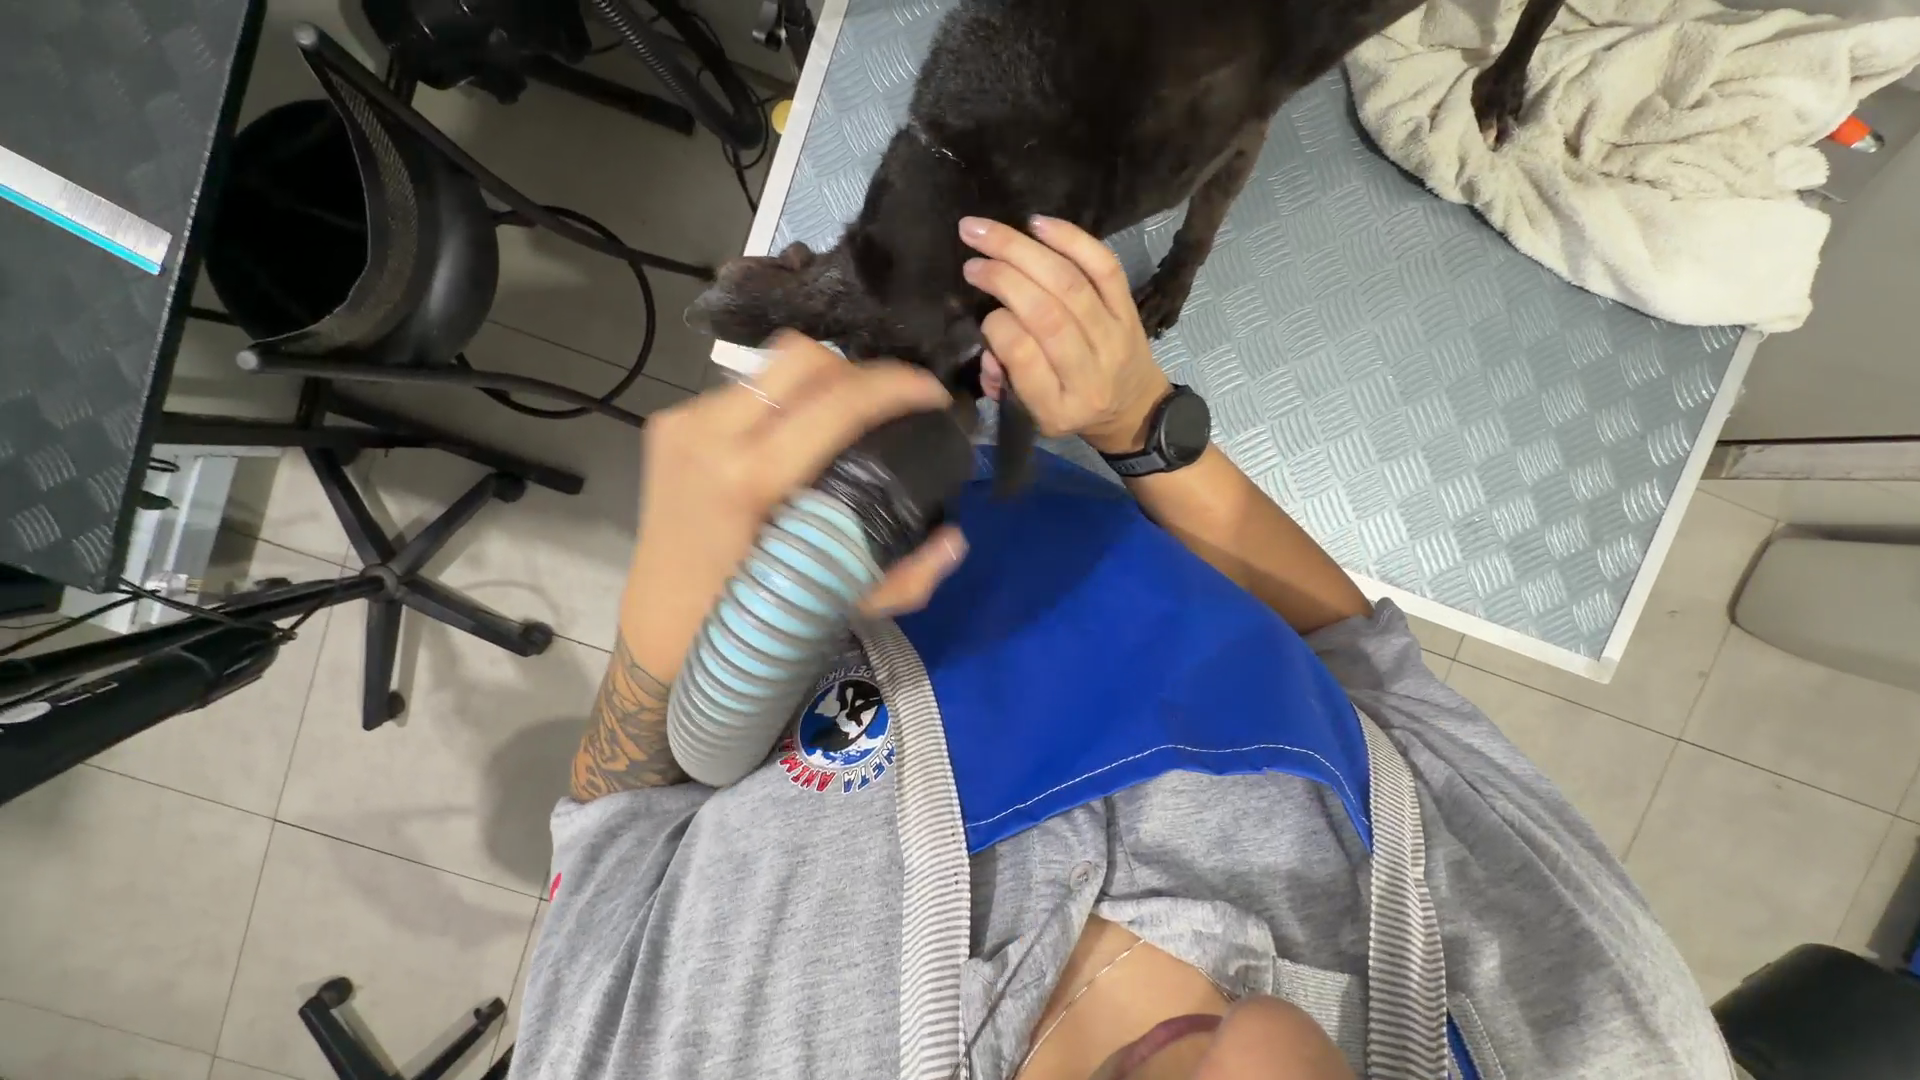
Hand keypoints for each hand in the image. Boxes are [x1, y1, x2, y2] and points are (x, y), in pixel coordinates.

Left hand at [625, 334, 966, 677]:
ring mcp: (684, 422)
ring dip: (819, 382)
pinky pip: (743, 389)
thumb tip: (956, 539)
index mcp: (750, 479)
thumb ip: (905, 577)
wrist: (660, 624)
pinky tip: (792, 436)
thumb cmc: (750, 621)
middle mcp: (710, 434)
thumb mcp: (836, 606)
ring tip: (845, 418)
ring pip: (771, 365)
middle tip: (888, 404)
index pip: (839, 401)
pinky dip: (781, 401)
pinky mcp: (669, 422)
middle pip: (804, 357)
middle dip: (860, 371)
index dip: (898, 386)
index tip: (933, 394)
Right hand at [959, 215, 1171, 454]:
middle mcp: (1090, 372)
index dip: (997, 326)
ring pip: (1070, 284)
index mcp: (1058, 406)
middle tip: (971, 256)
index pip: (1024, 355)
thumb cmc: (1070, 410)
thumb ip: (1002, 381)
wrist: (1132, 408)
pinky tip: (1037, 224)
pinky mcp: (1129, 310)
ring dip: (1024, 250)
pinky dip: (1072, 239)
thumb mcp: (1032, 414)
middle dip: (1003, 276)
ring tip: (988, 231)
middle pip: (1047, 313)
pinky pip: (1104, 267)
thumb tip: (987, 341)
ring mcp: (1114, 337)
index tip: (983, 315)